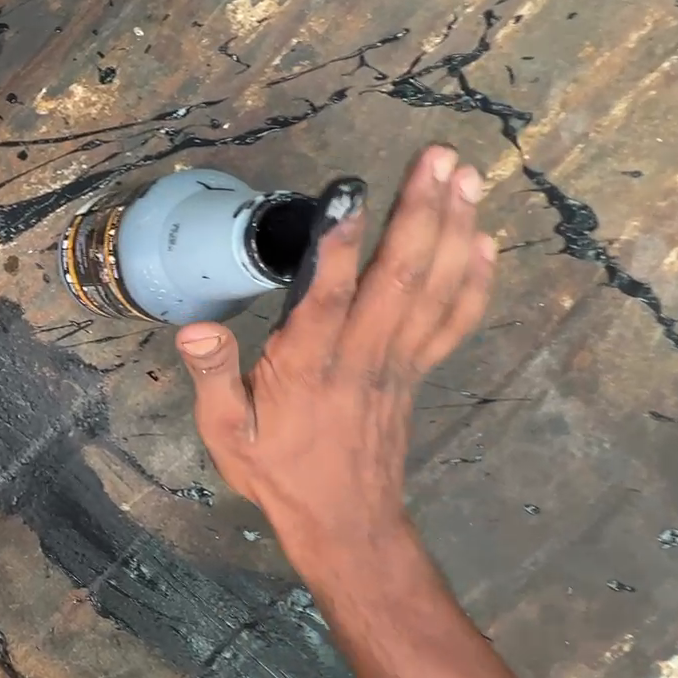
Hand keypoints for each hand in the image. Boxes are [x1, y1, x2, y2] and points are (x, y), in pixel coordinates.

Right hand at [175, 145, 495, 553]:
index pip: (330, 298)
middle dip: (420, 212)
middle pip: (401, 277)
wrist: (343, 520)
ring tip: (466, 177)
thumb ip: (212, 376)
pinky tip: (482, 242)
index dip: (341, 246)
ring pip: (435, 288)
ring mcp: (398, 361)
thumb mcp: (224, 431)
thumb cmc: (275, 471)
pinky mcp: (415, 371)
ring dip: (454, 229)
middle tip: (438, 157)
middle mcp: (363, 355)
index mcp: (309, 366)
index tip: (350, 193)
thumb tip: (194, 329)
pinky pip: (453, 319)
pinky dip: (474, 278)